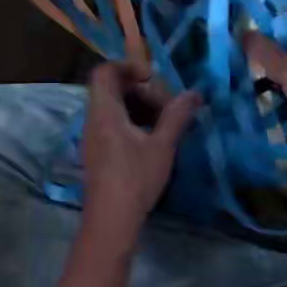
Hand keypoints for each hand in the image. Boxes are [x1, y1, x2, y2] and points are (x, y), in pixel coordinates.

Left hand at [81, 63, 199, 231]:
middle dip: (140, 90)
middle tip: (165, 105)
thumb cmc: (135, 179)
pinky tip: (152, 141)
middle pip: (111, 89)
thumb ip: (177, 116)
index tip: (154, 79)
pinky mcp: (97, 154)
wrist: (111, 220)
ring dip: (138, 108)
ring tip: (163, 123)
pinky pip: (111, 125)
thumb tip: (194, 93)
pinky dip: (132, 123)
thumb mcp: (162, 146)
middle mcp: (92, 120)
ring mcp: (92, 138)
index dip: (129, 67)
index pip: (105, 71)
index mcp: (104, 111)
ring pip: (113, 109)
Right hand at [243, 14, 286, 161]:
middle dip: (262, 50)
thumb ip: (264, 51)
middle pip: (283, 37)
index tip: (235, 39)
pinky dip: (284, 82)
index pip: (280, 15)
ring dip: (271, 69)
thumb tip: (242, 31)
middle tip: (238, 63)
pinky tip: (270, 92)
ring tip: (249, 78)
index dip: (258, 24)